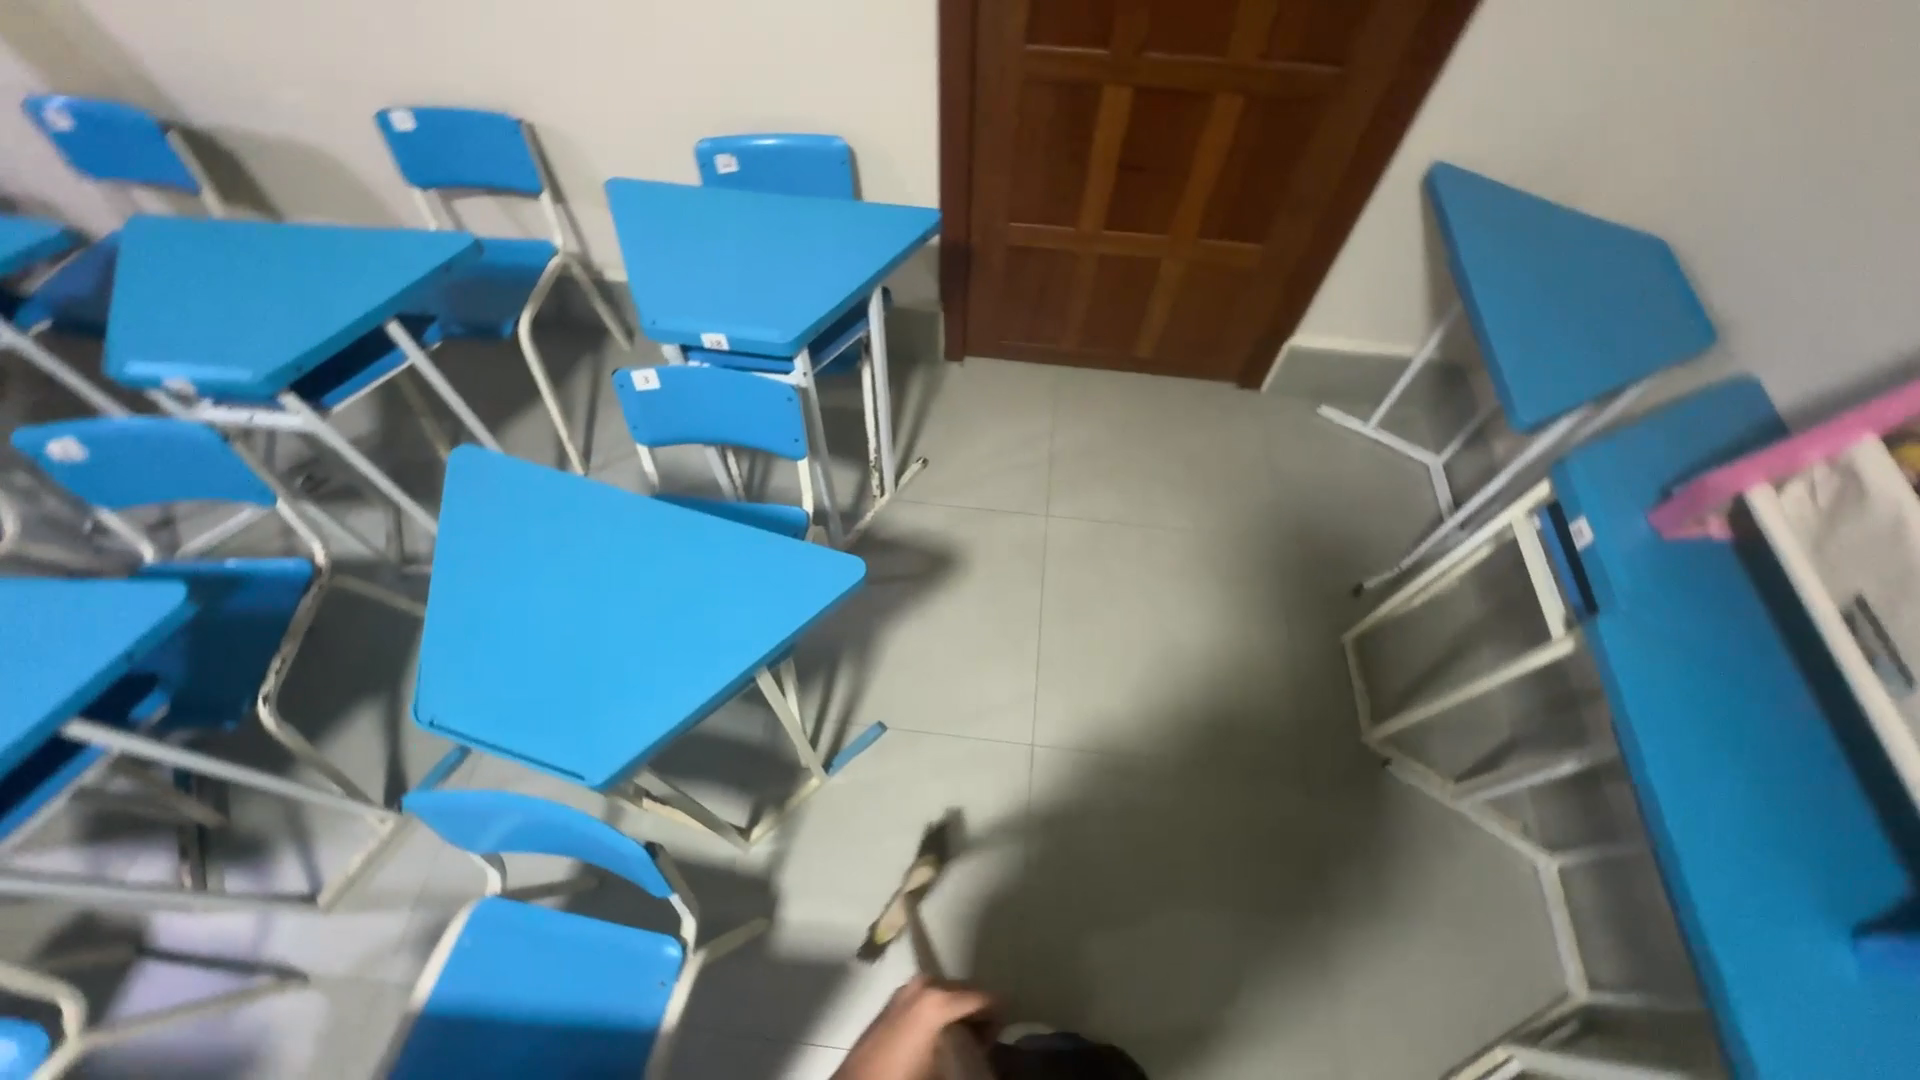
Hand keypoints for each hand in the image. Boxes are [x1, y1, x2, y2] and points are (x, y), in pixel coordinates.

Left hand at [833, 976, 994, 1079]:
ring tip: (966, 1038)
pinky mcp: (892, 1003)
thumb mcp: (945, 1070)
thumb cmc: (902, 1078)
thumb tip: (984, 1046)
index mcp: (938, 1000)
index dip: (998, 1014)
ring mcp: (904, 991)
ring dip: (957, 1011)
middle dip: (977, 1012)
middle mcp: (922, 986)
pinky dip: (938, 1011)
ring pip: (943, 993)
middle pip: (962, 990)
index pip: (982, 997)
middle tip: (986, 1040)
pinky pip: (925, 998)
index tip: (1004, 1034)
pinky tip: (941, 1035)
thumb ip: (970, 1054)